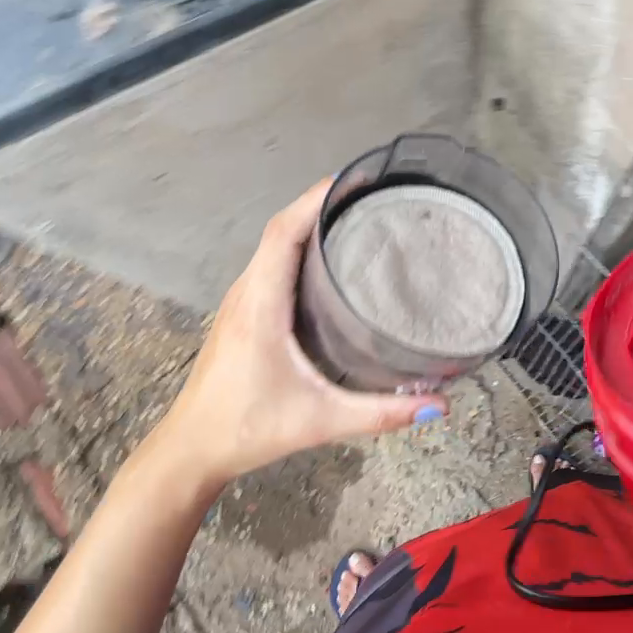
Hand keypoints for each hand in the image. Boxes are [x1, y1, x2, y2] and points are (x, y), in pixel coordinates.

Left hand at [145, 179, 446, 488]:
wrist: (190, 451)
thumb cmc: (248, 429)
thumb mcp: (321, 421)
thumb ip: (382, 413)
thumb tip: (442, 404)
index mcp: (261, 304)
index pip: (284, 233)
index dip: (316, 199)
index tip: (358, 181)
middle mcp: (248, 292)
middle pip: (283, 229)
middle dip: (325, 204)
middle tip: (376, 196)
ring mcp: (242, 301)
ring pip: (276, 245)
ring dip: (313, 223)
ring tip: (362, 217)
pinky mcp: (245, 313)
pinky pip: (274, 263)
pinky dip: (303, 246)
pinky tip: (335, 259)